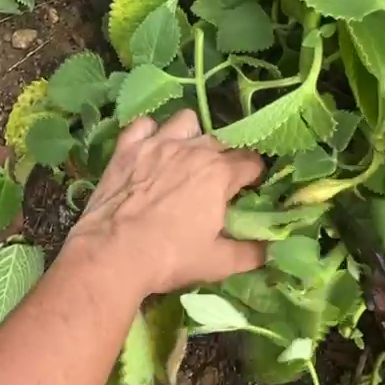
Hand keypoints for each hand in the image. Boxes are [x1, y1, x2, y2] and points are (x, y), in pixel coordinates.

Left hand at [62, 108, 265, 297]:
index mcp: (219, 173)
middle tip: (216, 183)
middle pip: (220, 142)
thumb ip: (251, 253)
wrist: (112, 253)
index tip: (247, 189)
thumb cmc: (170, 257)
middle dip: (224, 159)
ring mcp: (157, 143)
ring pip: (185, 121)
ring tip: (186, 156)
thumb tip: (272, 250)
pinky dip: (150, 132)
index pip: (251, 161)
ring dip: (191, 135)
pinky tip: (150, 148)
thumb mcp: (218, 263)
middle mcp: (192, 149)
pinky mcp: (127, 147)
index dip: (253, 176)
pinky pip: (144, 125)